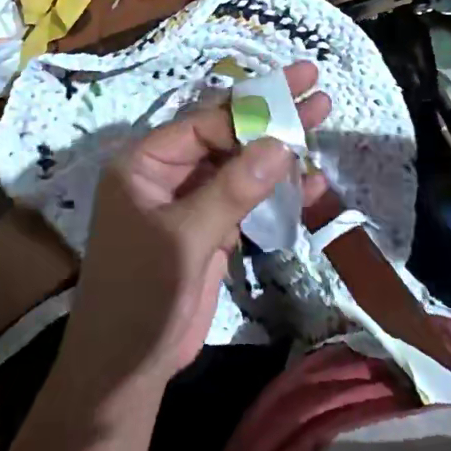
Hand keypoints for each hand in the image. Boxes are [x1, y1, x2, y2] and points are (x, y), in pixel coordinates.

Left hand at [57, 62, 332, 389]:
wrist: (127, 365)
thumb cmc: (141, 292)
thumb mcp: (185, 236)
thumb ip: (232, 189)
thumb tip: (279, 143)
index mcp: (144, 163)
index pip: (204, 123)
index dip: (252, 108)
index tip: (296, 93)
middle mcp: (167, 174)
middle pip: (225, 136)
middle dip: (270, 115)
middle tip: (315, 86)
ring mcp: (192, 202)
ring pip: (241, 167)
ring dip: (280, 152)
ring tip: (323, 122)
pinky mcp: (211, 230)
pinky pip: (247, 201)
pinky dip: (277, 193)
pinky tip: (311, 183)